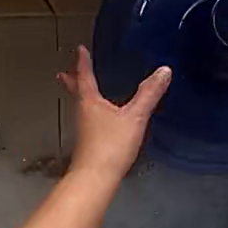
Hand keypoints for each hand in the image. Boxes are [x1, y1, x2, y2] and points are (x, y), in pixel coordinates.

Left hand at [58, 46, 170, 180]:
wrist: (96, 178)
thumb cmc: (111, 145)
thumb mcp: (135, 117)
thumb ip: (149, 95)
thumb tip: (164, 71)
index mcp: (90, 102)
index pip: (84, 77)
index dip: (82, 62)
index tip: (80, 50)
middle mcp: (83, 113)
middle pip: (76, 93)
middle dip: (72, 81)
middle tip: (64, 73)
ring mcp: (84, 130)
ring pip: (80, 107)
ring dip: (79, 97)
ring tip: (82, 92)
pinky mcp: (88, 144)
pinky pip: (88, 121)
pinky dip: (90, 112)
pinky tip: (99, 119)